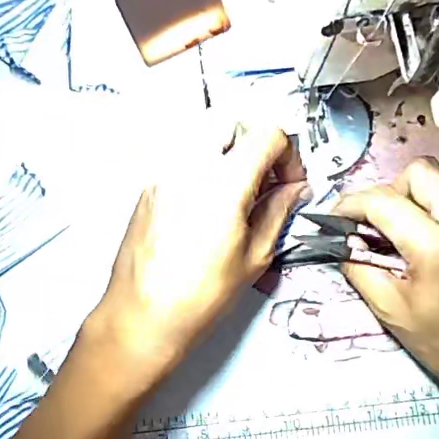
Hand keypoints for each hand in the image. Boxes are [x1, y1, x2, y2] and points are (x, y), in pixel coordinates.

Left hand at [86, 124, 306, 388]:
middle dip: (258, 144)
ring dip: (231, 150)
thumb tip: (293, 191)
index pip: (266, 135)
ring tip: (241, 190)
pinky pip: (184, 155)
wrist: (144, 315)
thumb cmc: (195, 297)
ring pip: (204, 132)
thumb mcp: (254, 256)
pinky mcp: (150, 185)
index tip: (290, 180)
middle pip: (233, 122)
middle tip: (269, 180)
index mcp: (223, 184)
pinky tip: (215, 201)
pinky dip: (206, 164)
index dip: (288, 155)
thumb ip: (278, 212)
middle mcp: (190, 168)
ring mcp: (164, 173)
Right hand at [333, 158, 438, 427]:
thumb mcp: (395, 315)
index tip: (340, 218)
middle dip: (394, 192)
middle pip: (420, 172)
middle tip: (386, 226)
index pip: (383, 201)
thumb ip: (362, 270)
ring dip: (426, 206)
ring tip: (420, 241)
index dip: (352, 204)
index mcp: (438, 246)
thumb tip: (346, 243)